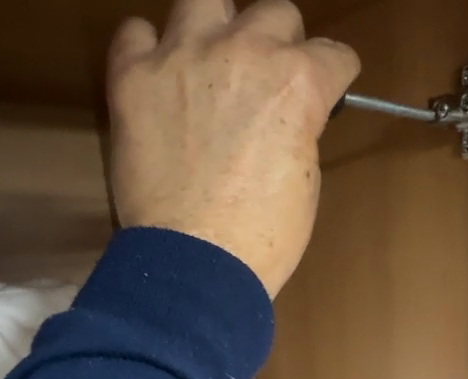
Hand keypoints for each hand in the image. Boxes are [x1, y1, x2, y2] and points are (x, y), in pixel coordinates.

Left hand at [106, 0, 360, 297]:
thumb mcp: (305, 183)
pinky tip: (159, 78)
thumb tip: (288, 118)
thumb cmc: (263, 240)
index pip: (333, 54)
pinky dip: (148, 49)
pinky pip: (135, 31)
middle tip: (267, 82)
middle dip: (279, 44)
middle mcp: (244, 52)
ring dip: (215, 26)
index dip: (333, 76)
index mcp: (298, 83)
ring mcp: (183, 57)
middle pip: (274, 12)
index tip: (326, 89)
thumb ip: (299, 129)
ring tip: (210, 63)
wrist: (196, 265)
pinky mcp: (133, 77)